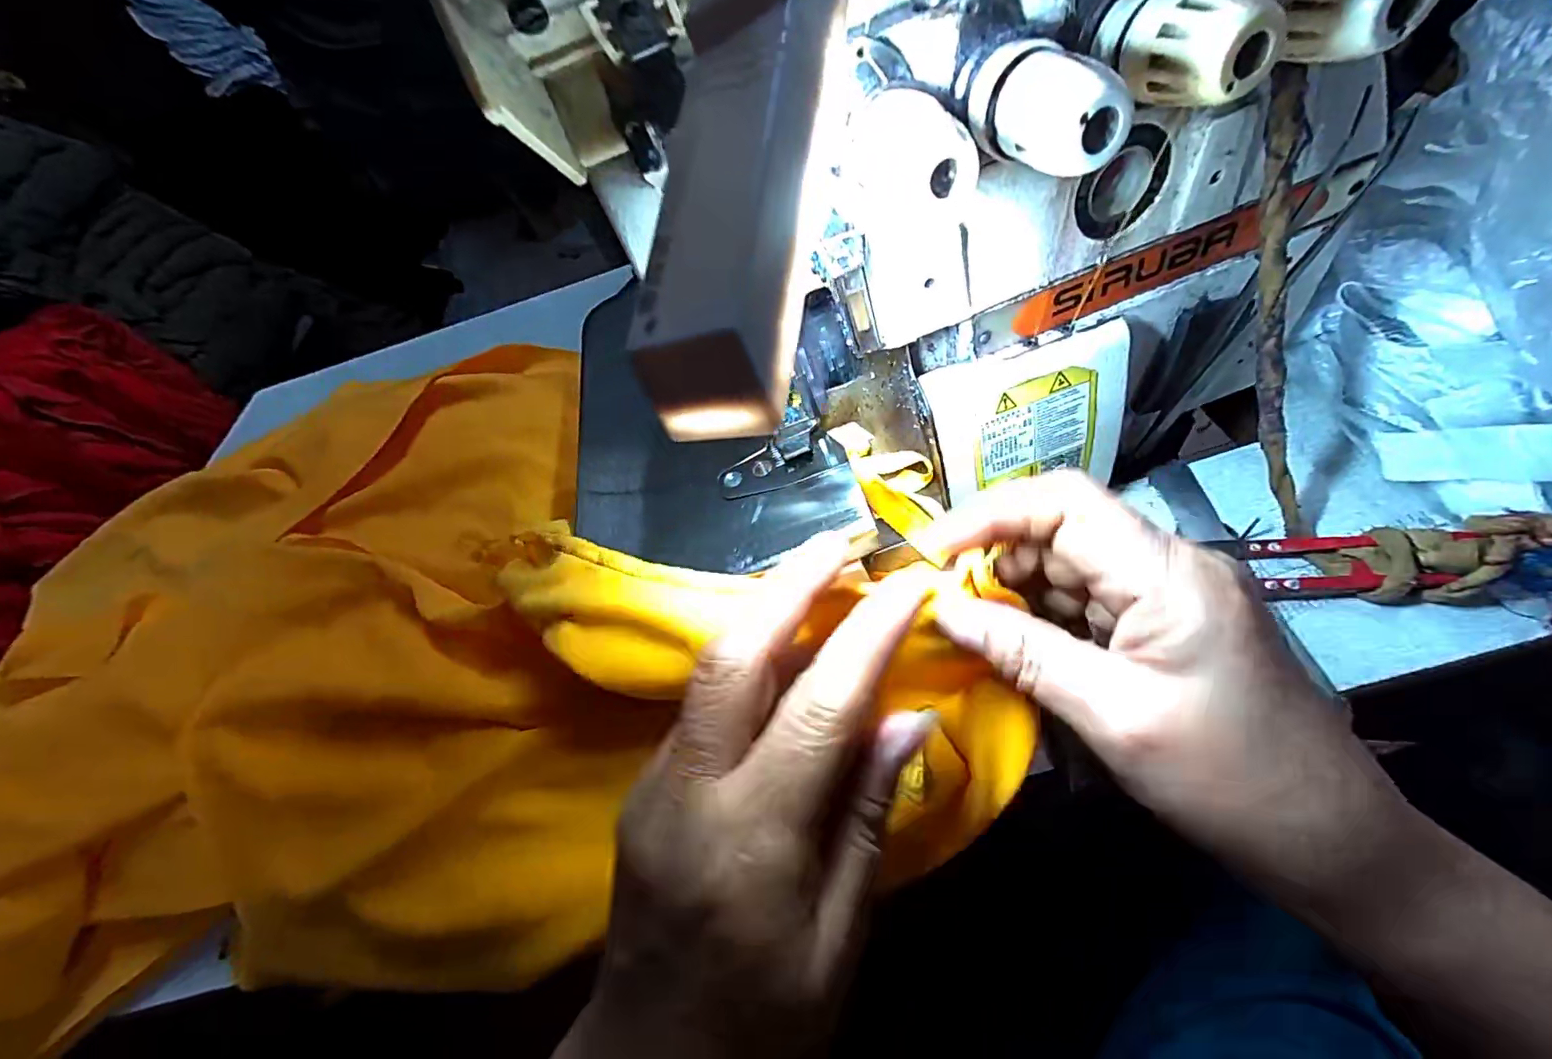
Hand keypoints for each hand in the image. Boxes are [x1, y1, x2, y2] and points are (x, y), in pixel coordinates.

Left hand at [556, 535, 936, 1058]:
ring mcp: (655, 777)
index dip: (864, 638)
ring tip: (814, 573)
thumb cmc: (764, 1014)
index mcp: (751, 836)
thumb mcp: (838, 938)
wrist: (650, 1048)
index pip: (815, 709)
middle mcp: (690, 787)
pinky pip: (701, 700)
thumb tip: (905, 720)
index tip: (906, 588)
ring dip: (762, 611)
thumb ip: (865, 819)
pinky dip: (745, 658)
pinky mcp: (645, 780)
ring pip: (708, 668)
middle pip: (733, 658)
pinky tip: (779, 645)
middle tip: (835, 542)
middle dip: (785, 588)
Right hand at [912, 471, 1411, 903]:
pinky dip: (1037, 615)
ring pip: (1064, 564)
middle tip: (939, 600)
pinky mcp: (1160, 622)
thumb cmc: (1228, 779)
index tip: (931, 553)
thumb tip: (942, 610)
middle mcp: (1167, 565)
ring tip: (963, 624)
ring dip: (1009, 588)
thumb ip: (1021, 652)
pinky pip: (1082, 599)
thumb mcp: (1111, 714)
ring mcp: (1166, 593)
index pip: (1063, 501)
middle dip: (991, 557)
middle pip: (1058, 528)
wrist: (1331, 842)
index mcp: (1167, 573)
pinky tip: (1007, 642)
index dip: (988, 514)